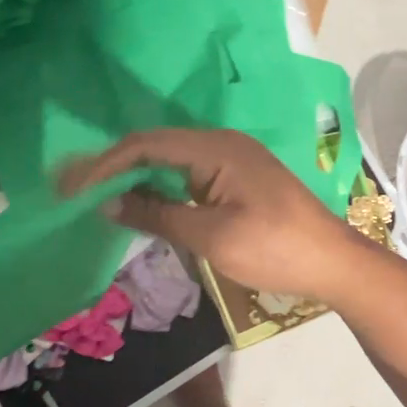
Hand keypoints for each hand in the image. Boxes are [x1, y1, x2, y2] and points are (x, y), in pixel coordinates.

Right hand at [60, 128, 369, 302]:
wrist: (333, 262)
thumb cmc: (274, 249)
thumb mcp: (210, 236)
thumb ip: (158, 215)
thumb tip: (108, 203)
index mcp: (216, 148)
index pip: (146, 144)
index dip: (105, 165)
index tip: (72, 189)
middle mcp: (223, 144)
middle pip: (156, 146)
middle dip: (115, 167)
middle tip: (75, 190)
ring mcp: (235, 160)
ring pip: (173, 160)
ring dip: (137, 177)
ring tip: (98, 197)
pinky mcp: (241, 179)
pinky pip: (191, 174)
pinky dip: (162, 188)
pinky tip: (144, 205)